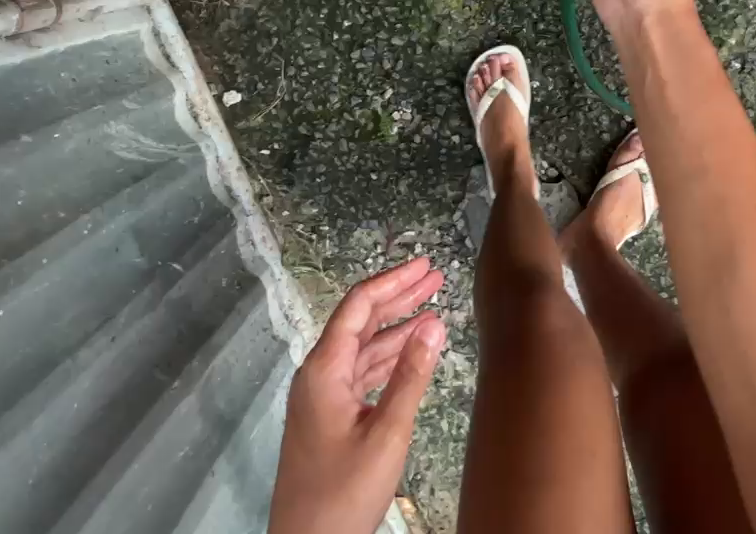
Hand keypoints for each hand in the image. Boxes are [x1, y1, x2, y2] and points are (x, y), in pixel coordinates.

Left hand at [269, 257, 446, 533]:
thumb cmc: (344, 491)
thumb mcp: (386, 433)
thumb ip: (411, 375)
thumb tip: (435, 322)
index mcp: (324, 368)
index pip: (359, 306)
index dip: (392, 281)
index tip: (425, 265)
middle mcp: (320, 372)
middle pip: (361, 320)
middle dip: (398, 296)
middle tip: (436, 276)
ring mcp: (324, 394)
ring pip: (363, 346)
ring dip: (397, 326)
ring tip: (433, 306)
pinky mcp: (331, 415)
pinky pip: (362, 372)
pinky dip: (389, 357)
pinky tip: (413, 350)